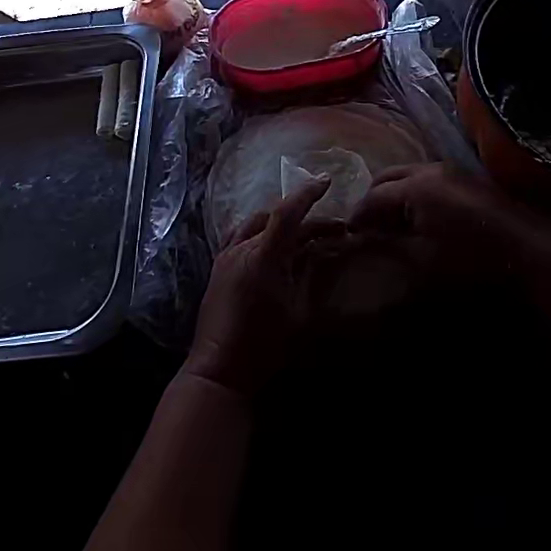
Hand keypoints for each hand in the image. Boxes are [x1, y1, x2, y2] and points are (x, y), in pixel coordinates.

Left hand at [184, 177, 334, 398]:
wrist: (219, 369)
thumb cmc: (264, 347)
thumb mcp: (298, 313)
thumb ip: (310, 277)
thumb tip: (322, 254)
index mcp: (263, 257)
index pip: (287, 213)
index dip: (307, 194)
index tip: (325, 181)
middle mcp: (241, 249)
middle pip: (274, 219)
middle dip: (304, 218)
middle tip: (333, 231)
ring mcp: (225, 257)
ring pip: (255, 225)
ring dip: (280, 223)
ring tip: (304, 234)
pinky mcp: (218, 268)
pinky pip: (239, 237)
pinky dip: (259, 233)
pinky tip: (270, 244)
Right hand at [349, 163, 550, 280]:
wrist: (533, 252)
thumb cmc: (473, 260)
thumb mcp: (423, 260)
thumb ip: (390, 245)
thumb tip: (366, 239)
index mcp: (414, 188)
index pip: (372, 198)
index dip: (358, 216)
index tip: (349, 233)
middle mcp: (430, 171)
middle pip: (388, 177)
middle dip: (373, 198)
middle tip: (367, 223)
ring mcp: (453, 173)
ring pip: (410, 175)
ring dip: (395, 194)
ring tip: (392, 220)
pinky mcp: (471, 181)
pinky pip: (430, 180)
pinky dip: (415, 193)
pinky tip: (421, 216)